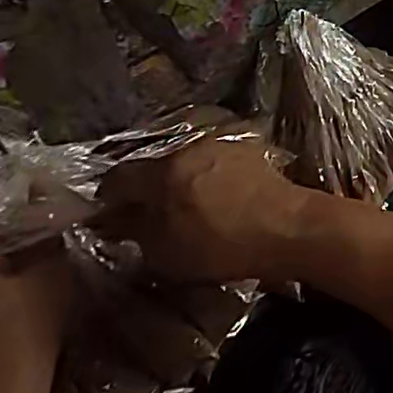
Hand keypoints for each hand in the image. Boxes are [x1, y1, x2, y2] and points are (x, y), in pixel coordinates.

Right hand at [97, 137, 310, 283]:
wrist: (285, 226)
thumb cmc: (221, 246)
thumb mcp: (165, 251)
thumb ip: (134, 228)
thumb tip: (111, 217)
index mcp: (164, 171)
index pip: (120, 175)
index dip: (108, 196)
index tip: (107, 213)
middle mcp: (190, 147)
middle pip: (153, 164)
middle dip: (143, 186)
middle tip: (143, 212)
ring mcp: (220, 142)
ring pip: (183, 159)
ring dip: (174, 178)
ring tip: (179, 203)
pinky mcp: (244, 145)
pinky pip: (210, 157)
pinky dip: (201, 173)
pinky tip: (209, 193)